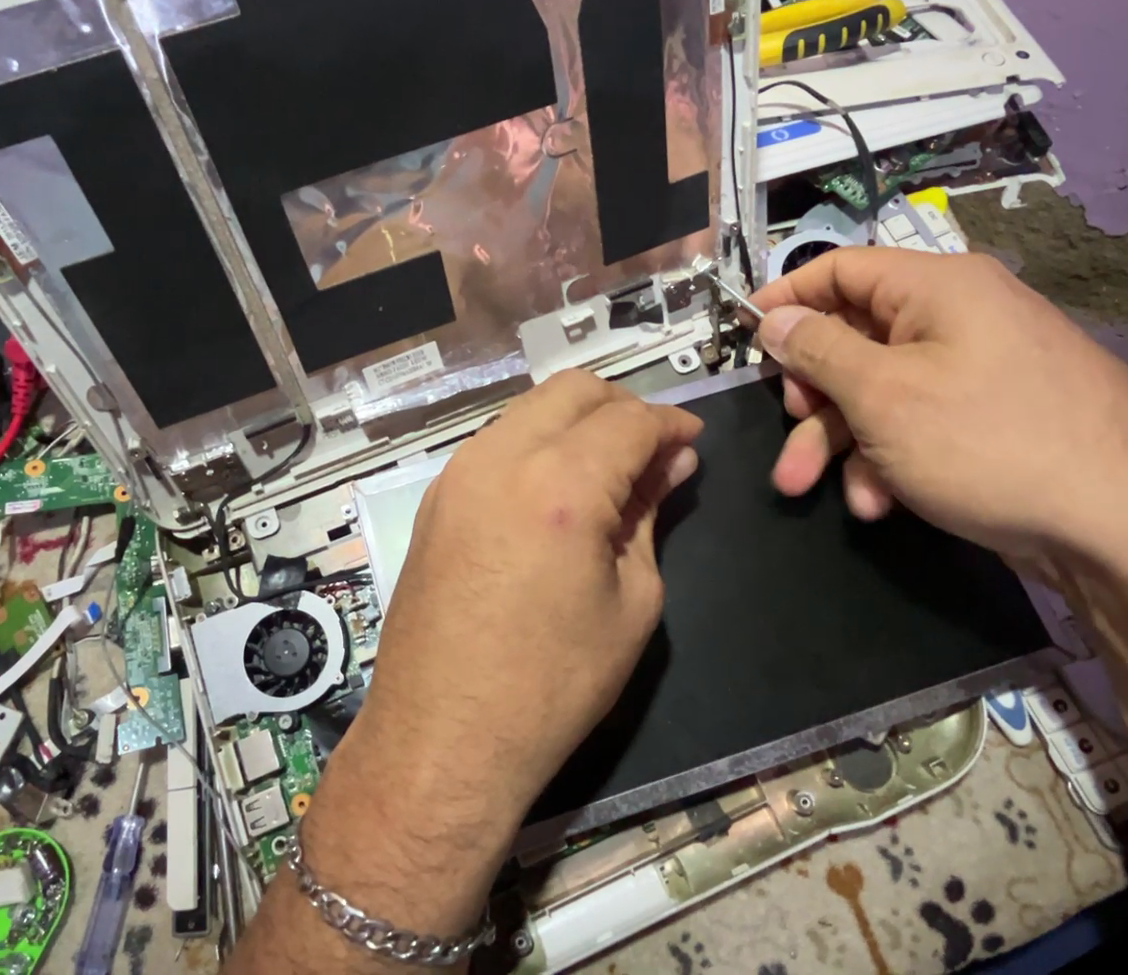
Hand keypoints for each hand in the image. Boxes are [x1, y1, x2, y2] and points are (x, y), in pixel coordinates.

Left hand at [266, 372, 700, 955]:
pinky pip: (496, 443)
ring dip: (576, 422)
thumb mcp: (631, 601)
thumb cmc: (553, 685)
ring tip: (609, 471)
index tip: (693, 442)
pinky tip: (558, 489)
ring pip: (529, 410)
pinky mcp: (435, 499)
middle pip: (573, 391)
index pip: (630, 420)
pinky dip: (536, 445)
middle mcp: (501, 459)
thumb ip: (648, 516)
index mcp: (561, 485)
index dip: (672, 423)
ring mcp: (458, 475)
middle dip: (623, 407)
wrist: (443, 737)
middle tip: (654, 451)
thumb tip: (669, 464)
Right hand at [748, 247, 1127, 567]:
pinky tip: (883, 503)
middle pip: (853, 343)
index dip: (785, 299)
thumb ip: (818, 351)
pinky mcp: (992, 421)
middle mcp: (960, 319)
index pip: (840, 269)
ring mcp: (979, 372)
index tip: (745, 337)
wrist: (1124, 528)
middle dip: (810, 401)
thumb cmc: (987, 442)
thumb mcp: (882, 395)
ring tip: (817, 491)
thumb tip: (775, 318)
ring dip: (842, 445)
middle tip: (788, 439)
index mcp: (936, 288)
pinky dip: (888, 462)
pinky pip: (918, 426)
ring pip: (880, 395)